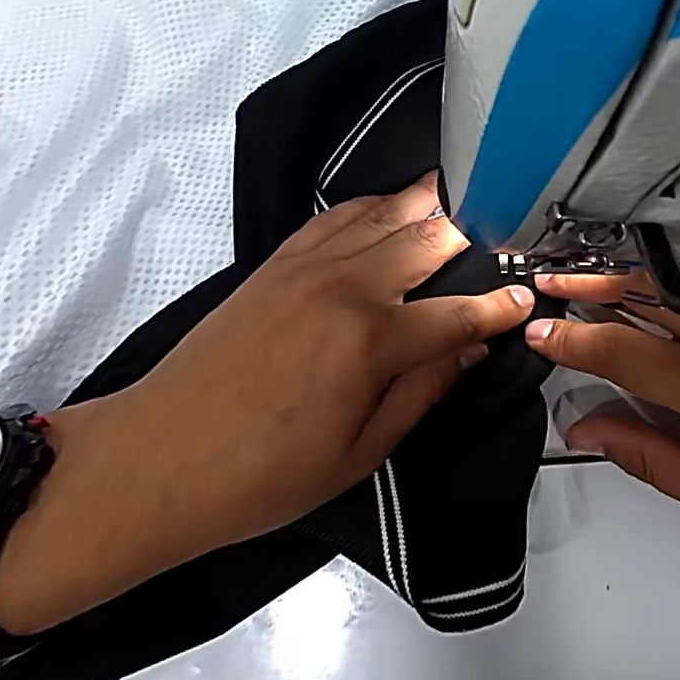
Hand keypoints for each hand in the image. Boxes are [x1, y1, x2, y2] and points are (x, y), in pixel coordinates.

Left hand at [125, 172, 536, 550]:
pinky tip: (386, 211)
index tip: (523, 299)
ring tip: (455, 205)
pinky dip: (372, 206)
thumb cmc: (260, 474)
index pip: (459, 313)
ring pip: (385, 212)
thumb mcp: (360, 451)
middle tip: (494, 245)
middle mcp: (345, 286)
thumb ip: (423, 391)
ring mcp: (307, 265)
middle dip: (471, 239)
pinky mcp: (276, 262)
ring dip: (427, 206)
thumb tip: (468, 352)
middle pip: (429, 240)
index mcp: (371, 340)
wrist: (157, 459)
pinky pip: (336, 216)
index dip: (500, 306)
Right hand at [527, 274, 679, 580]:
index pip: (623, 351)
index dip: (571, 339)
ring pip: (679, 283)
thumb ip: (650, 457)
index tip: (537, 332)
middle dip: (586, 287)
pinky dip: (675, 285)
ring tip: (585, 284)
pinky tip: (656, 293)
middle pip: (645, 295)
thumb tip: (586, 429)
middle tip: (547, 286)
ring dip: (624, 279)